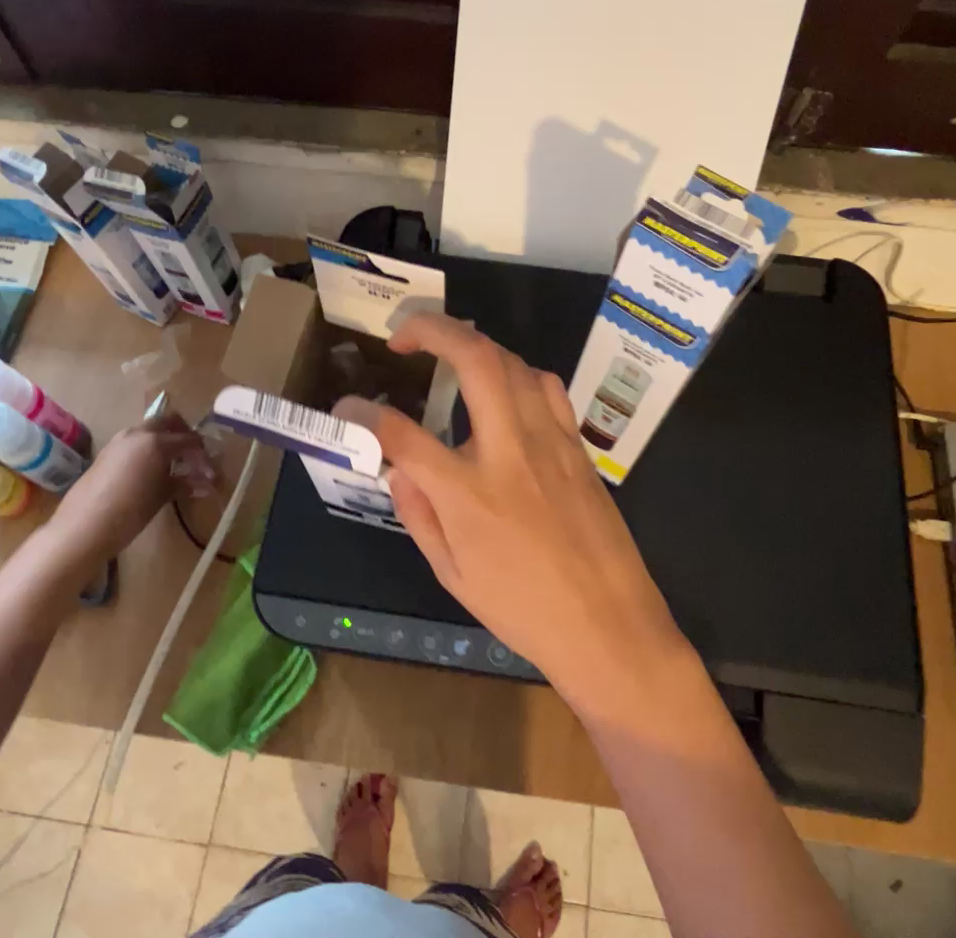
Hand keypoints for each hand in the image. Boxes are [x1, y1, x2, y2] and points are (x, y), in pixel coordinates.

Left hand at [47, 413, 206, 564]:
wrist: (84, 525)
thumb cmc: (130, 511)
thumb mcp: (162, 496)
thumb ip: (185, 484)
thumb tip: (207, 483)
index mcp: (156, 442)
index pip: (189, 439)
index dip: (203, 454)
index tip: (211, 470)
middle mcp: (138, 433)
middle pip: (168, 421)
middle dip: (185, 435)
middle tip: (195, 457)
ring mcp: (120, 440)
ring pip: (150, 429)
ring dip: (166, 440)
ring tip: (175, 466)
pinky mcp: (108, 451)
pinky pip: (135, 441)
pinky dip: (149, 448)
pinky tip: (153, 471)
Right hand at [334, 314, 692, 708]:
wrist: (608, 627)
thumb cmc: (523, 611)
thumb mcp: (452, 575)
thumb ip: (419, 514)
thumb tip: (399, 469)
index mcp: (468, 494)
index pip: (400, 435)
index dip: (362, 415)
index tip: (346, 409)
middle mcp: (509, 452)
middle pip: (474, 359)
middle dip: (433, 329)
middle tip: (405, 336)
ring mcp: (551, 443)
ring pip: (515, 364)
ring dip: (477, 347)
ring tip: (452, 360)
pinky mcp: (578, 448)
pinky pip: (547, 390)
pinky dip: (518, 375)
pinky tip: (505, 393)